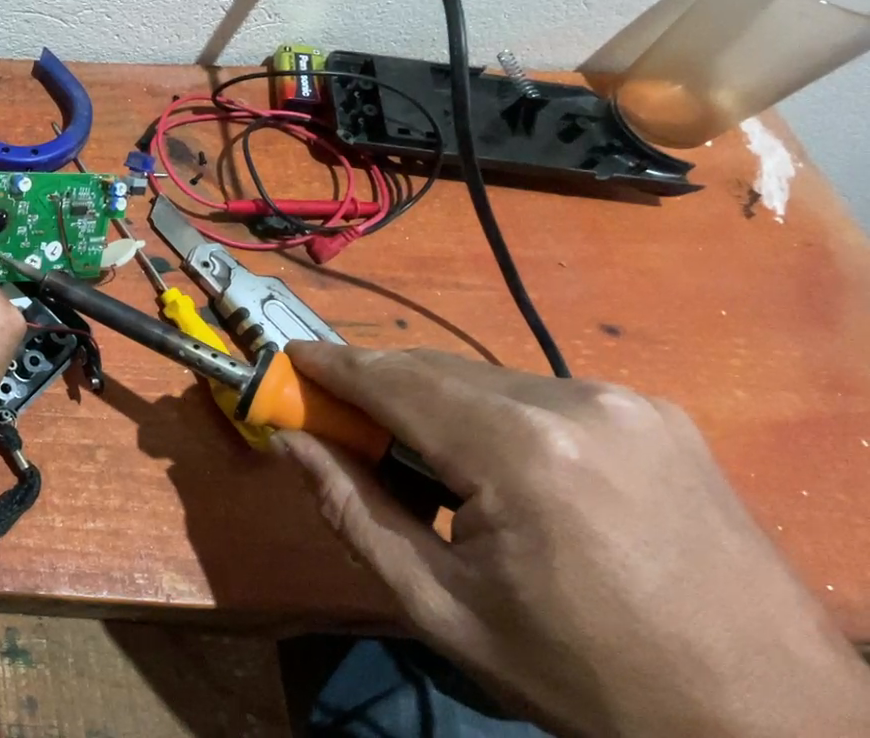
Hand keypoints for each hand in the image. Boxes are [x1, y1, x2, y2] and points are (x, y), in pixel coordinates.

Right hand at [278, 342, 869, 737]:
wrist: (775, 724)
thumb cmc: (585, 676)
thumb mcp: (443, 608)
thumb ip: (353, 511)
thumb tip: (289, 440)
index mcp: (520, 451)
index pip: (394, 380)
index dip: (330, 366)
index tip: (283, 358)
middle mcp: (575, 401)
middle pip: (436, 370)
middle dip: (375, 385)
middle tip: (330, 414)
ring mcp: (626, 401)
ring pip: (486, 378)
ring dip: (431, 401)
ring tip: (407, 450)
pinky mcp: (657, 414)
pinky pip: (538, 394)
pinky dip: (488, 412)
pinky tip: (486, 463)